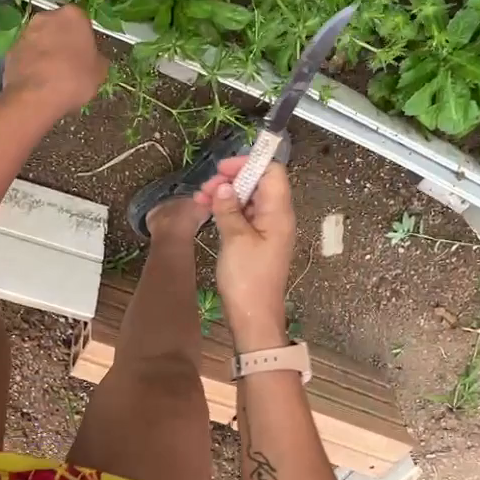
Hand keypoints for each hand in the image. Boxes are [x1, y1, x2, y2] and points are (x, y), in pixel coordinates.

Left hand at [3, 5, 107, 119]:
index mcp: (73, 15)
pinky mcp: (11, 49)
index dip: (84, 41)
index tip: (85, 57)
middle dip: (62, 43)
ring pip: (40, 40)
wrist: (35, 97)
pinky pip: (26, 55)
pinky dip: (30, 64)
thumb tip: (96, 60)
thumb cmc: (73, 80)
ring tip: (50, 76)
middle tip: (68, 66)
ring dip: (45, 52)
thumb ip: (98, 60)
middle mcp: (47, 16)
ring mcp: (26, 32)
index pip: (82, 22)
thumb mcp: (99, 73)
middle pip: (58, 28)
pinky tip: (36, 81)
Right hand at [196, 156, 295, 350]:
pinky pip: (244, 217)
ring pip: (248, 200)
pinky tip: (209, 213)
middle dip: (232, 180)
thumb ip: (229, 209)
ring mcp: (268, 231)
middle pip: (259, 184)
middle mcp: (277, 218)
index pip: (272, 172)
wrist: (253, 316)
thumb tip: (223, 187)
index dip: (248, 164)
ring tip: (201, 200)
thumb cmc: (247, 279)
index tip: (221, 168)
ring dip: (226, 196)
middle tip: (206, 188)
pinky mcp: (257, 243)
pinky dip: (227, 211)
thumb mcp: (235, 239)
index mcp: (279, 213)